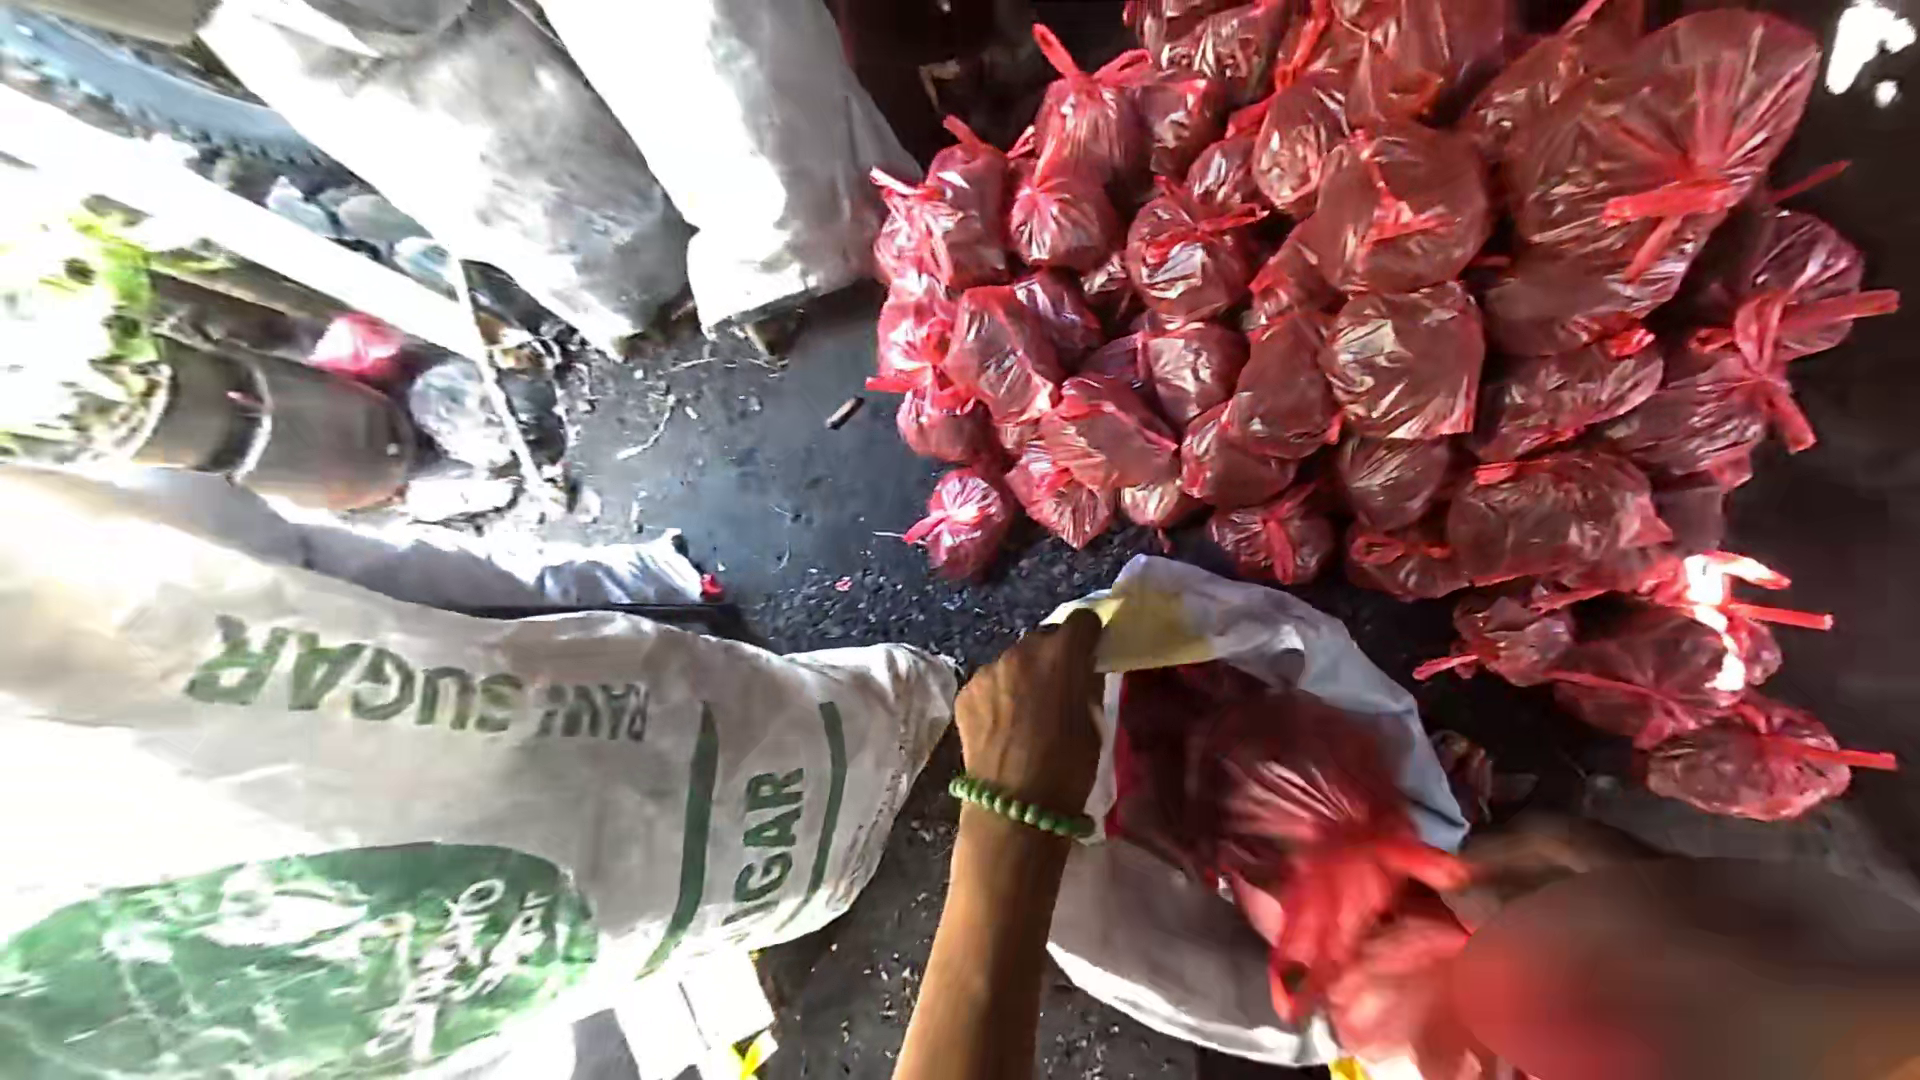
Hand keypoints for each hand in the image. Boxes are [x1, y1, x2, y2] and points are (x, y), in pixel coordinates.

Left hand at [954, 608, 1103, 812]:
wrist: (1014, 806)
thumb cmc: (1067, 768)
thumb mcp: (1093, 724)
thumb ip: (1086, 687)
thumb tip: (1082, 673)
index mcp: (1060, 655)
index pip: (1081, 621)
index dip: (1088, 634)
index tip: (1090, 650)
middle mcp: (1021, 651)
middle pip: (1043, 639)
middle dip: (1053, 655)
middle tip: (1057, 685)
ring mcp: (988, 669)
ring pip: (1013, 660)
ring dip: (1022, 674)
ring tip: (1025, 710)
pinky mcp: (966, 691)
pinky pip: (989, 682)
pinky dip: (998, 694)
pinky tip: (1001, 724)